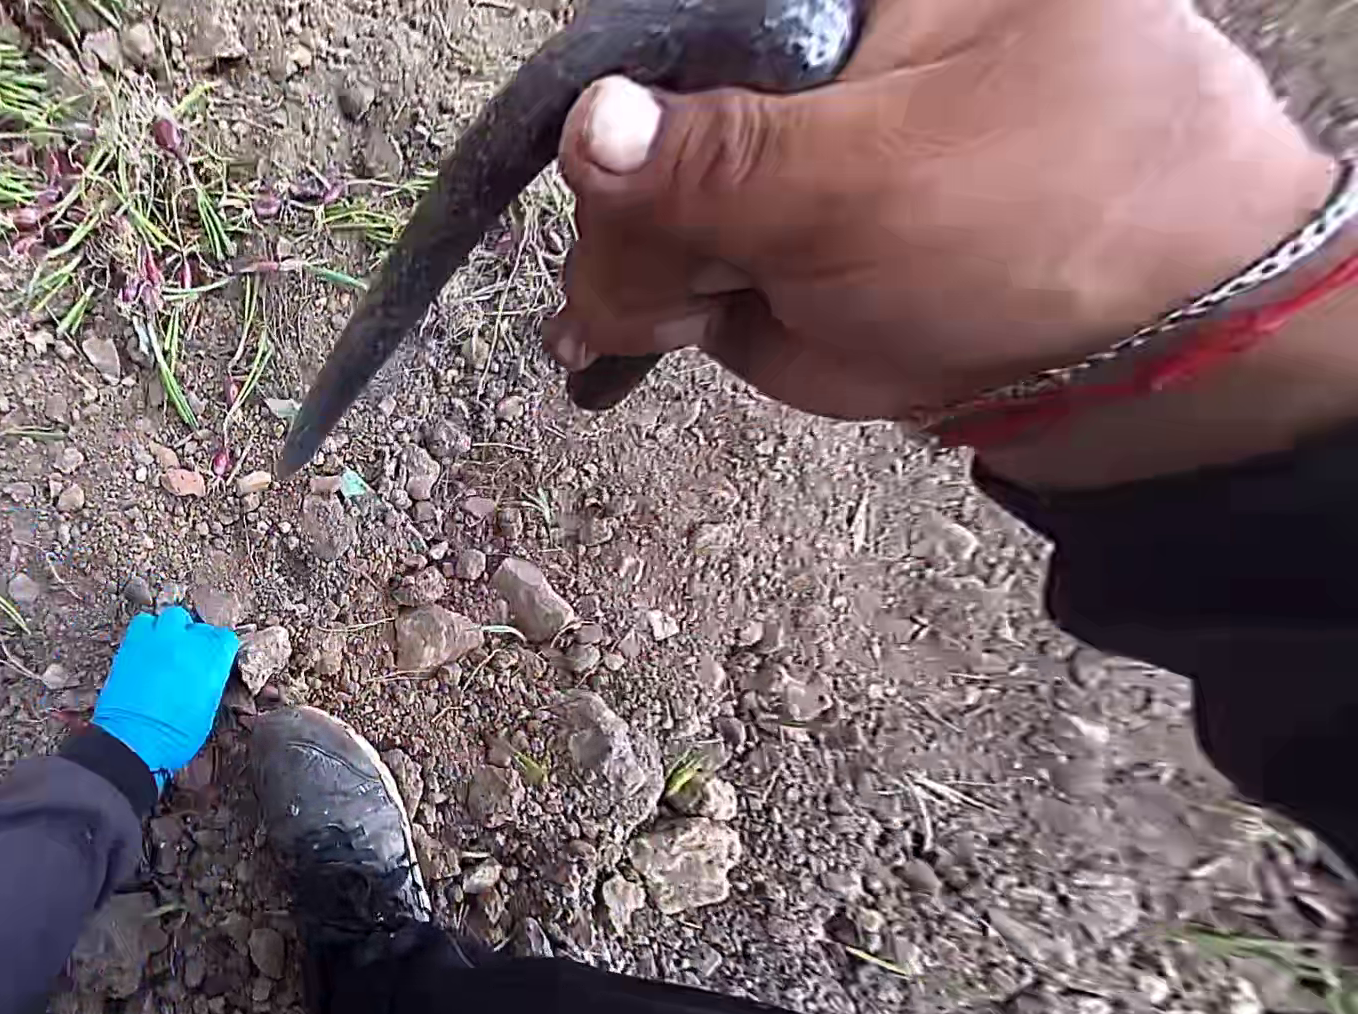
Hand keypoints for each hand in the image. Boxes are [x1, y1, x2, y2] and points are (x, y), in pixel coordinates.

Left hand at [91, 606, 240, 781]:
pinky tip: (147, 649)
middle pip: (198, 625)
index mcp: (213, 658)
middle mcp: (189, 642)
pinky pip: (143, 623)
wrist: (133, 741)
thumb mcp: (207, 709)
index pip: (224, 638)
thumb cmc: (174, 735)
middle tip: (189, 654)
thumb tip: (205, 676)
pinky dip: (147, 632)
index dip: (219, 649)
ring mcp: (160, 639)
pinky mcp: (133, 643)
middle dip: (195, 637)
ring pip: (172, 616)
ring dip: (172, 628)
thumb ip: (209, 681)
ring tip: (168, 646)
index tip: (214, 657)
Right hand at [545, 0, 1333, 421]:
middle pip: (616, 144)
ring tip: (706, 309)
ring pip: (607, 224)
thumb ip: (723, 159)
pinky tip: (638, 334)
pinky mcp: (707, 252)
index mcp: (811, 3)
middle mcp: (754, 80)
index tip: (640, 197)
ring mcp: (720, 178)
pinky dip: (622, 315)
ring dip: (635, 284)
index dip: (621, 115)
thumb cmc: (1019, 224)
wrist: (1060, 348)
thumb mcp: (875, 177)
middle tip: (709, 276)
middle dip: (639, 229)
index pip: (656, 34)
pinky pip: (618, 278)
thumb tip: (585, 127)